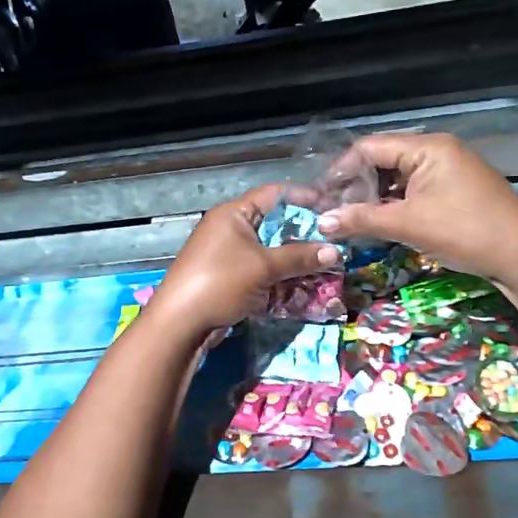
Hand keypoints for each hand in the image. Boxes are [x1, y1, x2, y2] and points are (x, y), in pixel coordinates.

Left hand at [147, 184, 340, 334]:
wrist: (181, 322)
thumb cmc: (220, 282)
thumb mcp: (264, 267)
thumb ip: (299, 257)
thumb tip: (335, 251)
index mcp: (233, 214)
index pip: (274, 195)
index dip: (304, 197)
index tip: (332, 206)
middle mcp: (230, 229)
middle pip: (274, 225)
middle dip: (304, 236)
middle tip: (336, 243)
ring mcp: (228, 255)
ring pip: (269, 253)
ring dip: (295, 262)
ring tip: (328, 269)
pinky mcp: (229, 279)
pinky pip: (261, 273)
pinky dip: (280, 279)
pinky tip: (305, 289)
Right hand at [315, 133, 517, 283]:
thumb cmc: (465, 231)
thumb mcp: (407, 224)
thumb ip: (361, 220)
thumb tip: (321, 222)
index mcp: (426, 148)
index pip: (369, 148)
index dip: (341, 170)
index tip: (321, 196)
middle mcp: (435, 151)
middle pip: (381, 160)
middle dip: (355, 185)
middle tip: (332, 209)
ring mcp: (446, 170)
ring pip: (395, 177)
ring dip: (372, 197)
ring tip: (350, 218)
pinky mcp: (451, 189)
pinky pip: (411, 189)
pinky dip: (392, 204)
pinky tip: (377, 222)